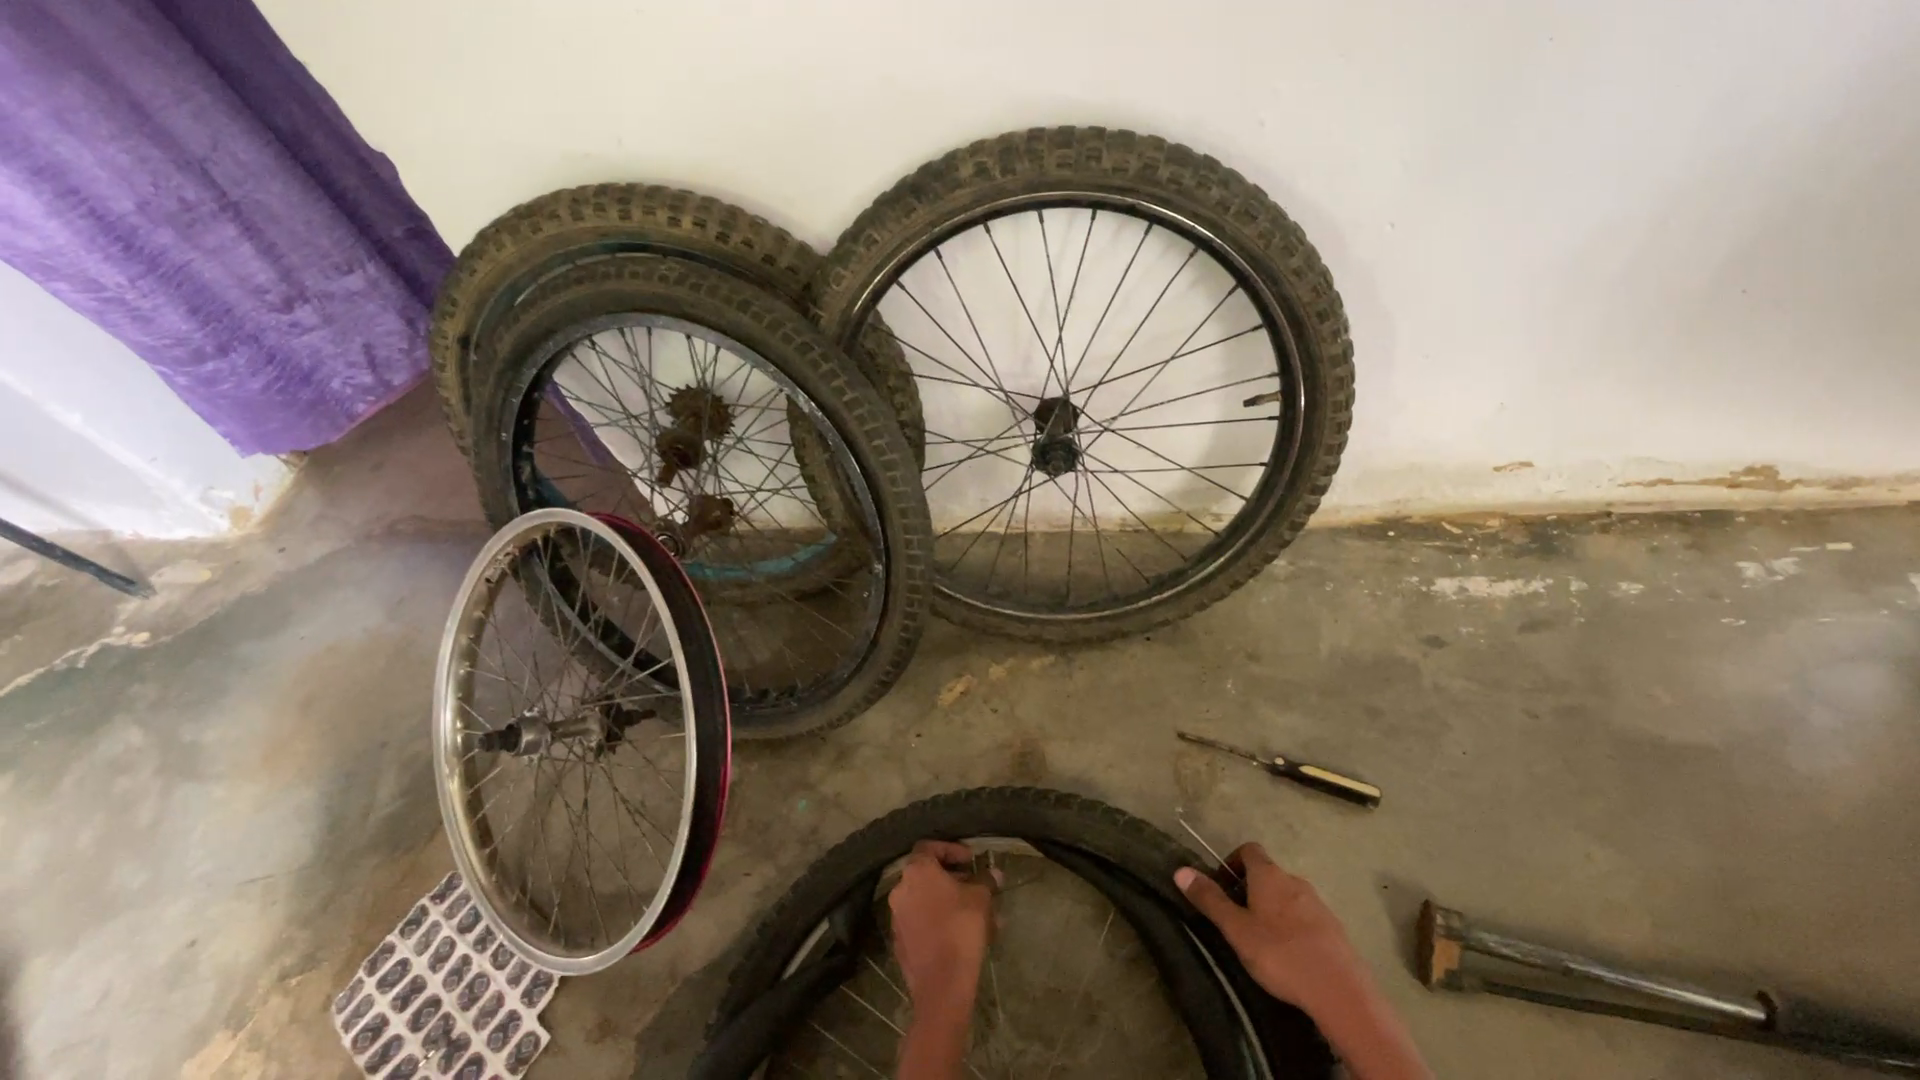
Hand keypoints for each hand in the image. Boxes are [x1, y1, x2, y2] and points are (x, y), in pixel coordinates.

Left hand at [889, 840, 994, 1013]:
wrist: (941, 983)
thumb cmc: (961, 928)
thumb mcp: (981, 899)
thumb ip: (986, 880)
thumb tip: (994, 873)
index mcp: (917, 872)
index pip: (929, 846)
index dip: (951, 849)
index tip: (971, 860)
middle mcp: (901, 889)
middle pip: (926, 874)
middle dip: (953, 878)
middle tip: (975, 886)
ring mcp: (897, 916)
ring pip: (925, 899)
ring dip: (948, 900)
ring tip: (975, 913)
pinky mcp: (900, 940)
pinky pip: (920, 920)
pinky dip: (938, 919)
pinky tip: (960, 933)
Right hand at [1176, 844, 1432, 1079]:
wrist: (1340, 991)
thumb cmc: (1280, 954)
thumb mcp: (1236, 929)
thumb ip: (1210, 900)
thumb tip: (1180, 870)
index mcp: (1270, 876)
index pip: (1249, 849)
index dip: (1232, 862)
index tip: (1221, 886)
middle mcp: (1296, 882)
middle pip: (1268, 874)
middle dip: (1249, 889)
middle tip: (1235, 918)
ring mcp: (1319, 905)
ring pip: (1287, 896)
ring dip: (1271, 909)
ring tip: (1259, 940)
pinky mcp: (1334, 930)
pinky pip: (1305, 917)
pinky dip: (1291, 926)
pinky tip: (1287, 955)